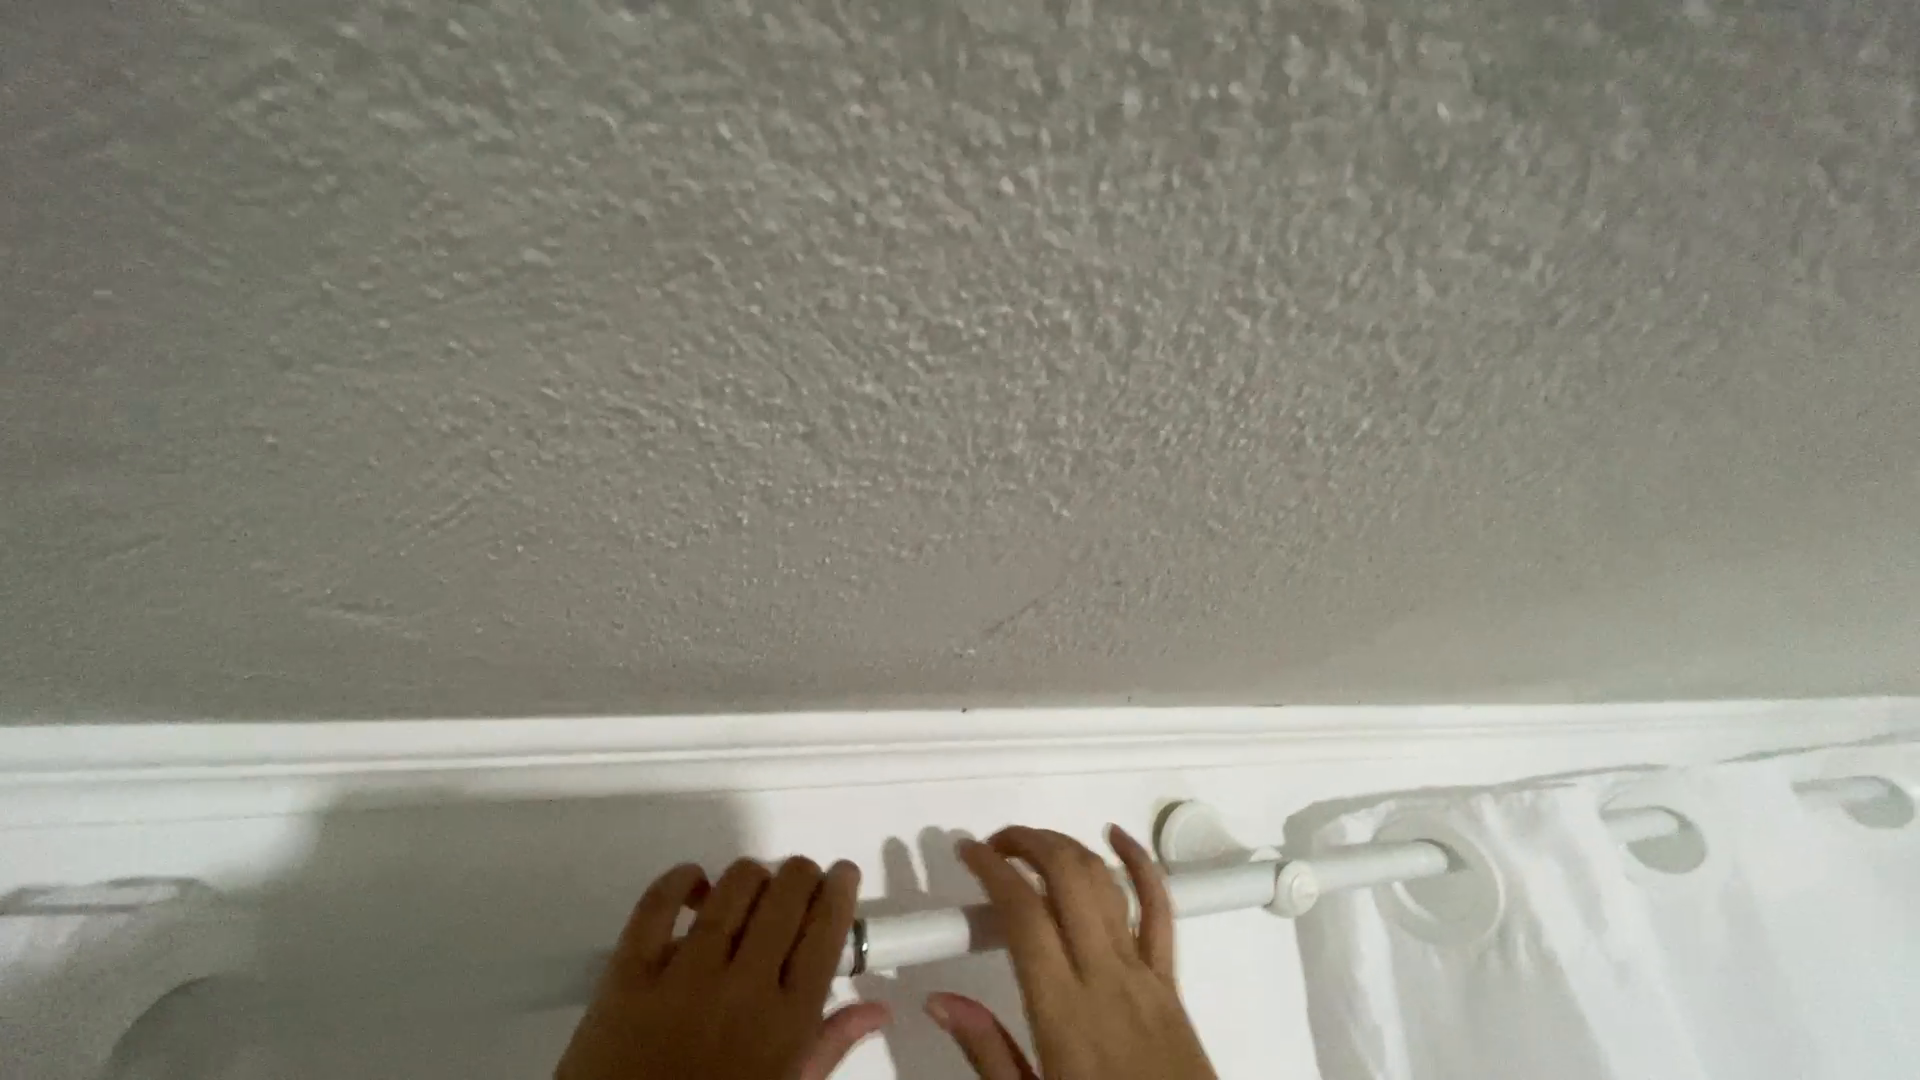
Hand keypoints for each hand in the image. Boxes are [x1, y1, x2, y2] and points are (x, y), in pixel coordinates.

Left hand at [556, 858, 890, 1079]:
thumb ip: (829, 1045)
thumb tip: (879, 1009)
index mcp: (787, 1022)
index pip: (826, 929)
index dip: (840, 888)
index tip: (841, 874)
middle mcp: (743, 988)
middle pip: (787, 894)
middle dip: (802, 874)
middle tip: (797, 883)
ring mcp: (684, 978)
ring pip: (734, 888)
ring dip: (752, 876)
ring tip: (751, 890)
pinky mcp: (628, 975)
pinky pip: (657, 904)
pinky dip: (680, 879)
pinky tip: (695, 884)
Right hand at [926, 825, 1216, 1079]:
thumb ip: (987, 1051)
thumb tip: (938, 1000)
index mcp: (1063, 1012)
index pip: (1025, 915)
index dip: (993, 870)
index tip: (968, 851)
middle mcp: (1105, 977)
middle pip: (1068, 880)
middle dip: (1029, 843)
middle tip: (996, 845)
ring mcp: (1143, 973)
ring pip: (1106, 884)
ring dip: (1067, 848)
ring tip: (1033, 845)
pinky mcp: (1171, 980)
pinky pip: (1160, 910)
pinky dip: (1141, 864)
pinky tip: (1117, 836)